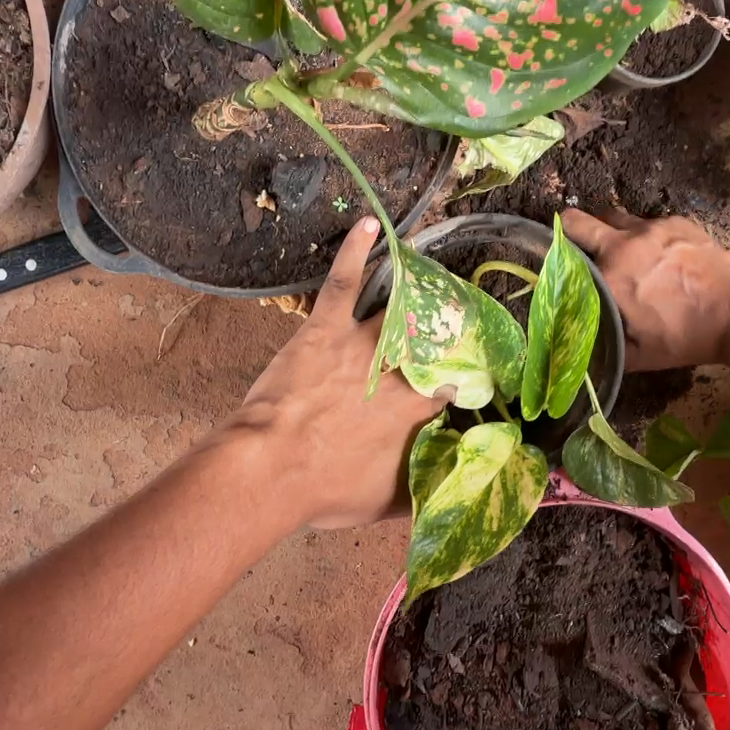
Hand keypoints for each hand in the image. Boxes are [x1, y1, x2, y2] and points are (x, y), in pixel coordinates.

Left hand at [220, 216, 445, 528]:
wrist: (271, 469)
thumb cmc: (324, 490)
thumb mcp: (382, 505)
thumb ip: (419, 493)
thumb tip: (446, 490)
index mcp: (412, 410)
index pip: (445, 387)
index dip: (454, 381)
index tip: (458, 379)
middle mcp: (397, 371)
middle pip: (428, 343)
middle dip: (444, 329)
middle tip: (457, 316)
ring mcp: (362, 344)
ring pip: (396, 309)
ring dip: (414, 291)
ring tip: (432, 274)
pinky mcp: (327, 327)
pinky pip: (345, 281)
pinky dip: (358, 250)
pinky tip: (371, 224)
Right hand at [562, 208, 729, 371]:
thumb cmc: (685, 338)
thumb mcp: (638, 355)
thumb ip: (605, 347)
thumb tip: (583, 347)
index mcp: (608, 278)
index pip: (564, 252)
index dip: (555, 255)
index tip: (554, 261)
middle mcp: (623, 245)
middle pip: (579, 219)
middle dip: (571, 227)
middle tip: (575, 242)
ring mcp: (652, 228)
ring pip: (616, 217)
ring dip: (612, 230)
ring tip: (622, 250)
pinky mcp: (677, 221)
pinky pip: (649, 222)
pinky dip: (647, 235)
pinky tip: (660, 255)